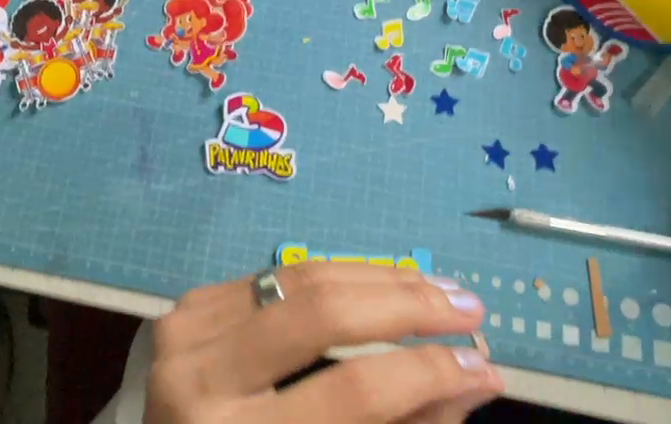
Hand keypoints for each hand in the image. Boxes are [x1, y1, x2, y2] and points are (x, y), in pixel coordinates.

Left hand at [145, 263, 502, 423]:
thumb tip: (473, 376)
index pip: (353, 393)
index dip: (425, 373)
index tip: (482, 363)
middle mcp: (203, 378)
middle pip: (322, 314)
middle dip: (406, 305)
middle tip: (468, 307)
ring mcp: (187, 330)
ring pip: (301, 278)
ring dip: (377, 278)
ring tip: (437, 287)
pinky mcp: (188, 303)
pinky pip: (274, 276)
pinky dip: (332, 278)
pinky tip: (377, 284)